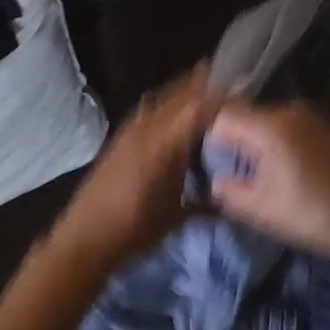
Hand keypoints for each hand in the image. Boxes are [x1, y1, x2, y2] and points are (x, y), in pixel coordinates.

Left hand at [49, 65, 224, 270]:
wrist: (84, 239)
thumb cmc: (134, 230)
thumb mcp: (176, 216)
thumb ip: (206, 202)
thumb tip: (232, 197)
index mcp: (162, 142)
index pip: (198, 107)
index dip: (222, 101)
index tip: (244, 103)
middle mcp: (146, 127)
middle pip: (181, 95)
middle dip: (207, 90)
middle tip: (233, 94)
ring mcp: (130, 130)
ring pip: (163, 99)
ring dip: (186, 93)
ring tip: (210, 96)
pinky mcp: (121, 137)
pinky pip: (149, 110)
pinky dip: (167, 106)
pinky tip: (178, 118)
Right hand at [205, 101, 329, 264]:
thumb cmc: (317, 214)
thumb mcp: (264, 211)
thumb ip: (230, 192)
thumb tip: (216, 181)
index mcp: (270, 127)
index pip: (224, 116)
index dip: (210, 137)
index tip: (207, 162)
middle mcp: (289, 112)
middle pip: (247, 118)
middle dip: (235, 144)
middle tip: (232, 177)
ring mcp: (311, 118)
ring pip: (268, 125)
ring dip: (258, 148)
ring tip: (261, 181)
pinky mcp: (327, 129)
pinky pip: (289, 130)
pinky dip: (279, 147)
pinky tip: (288, 176)